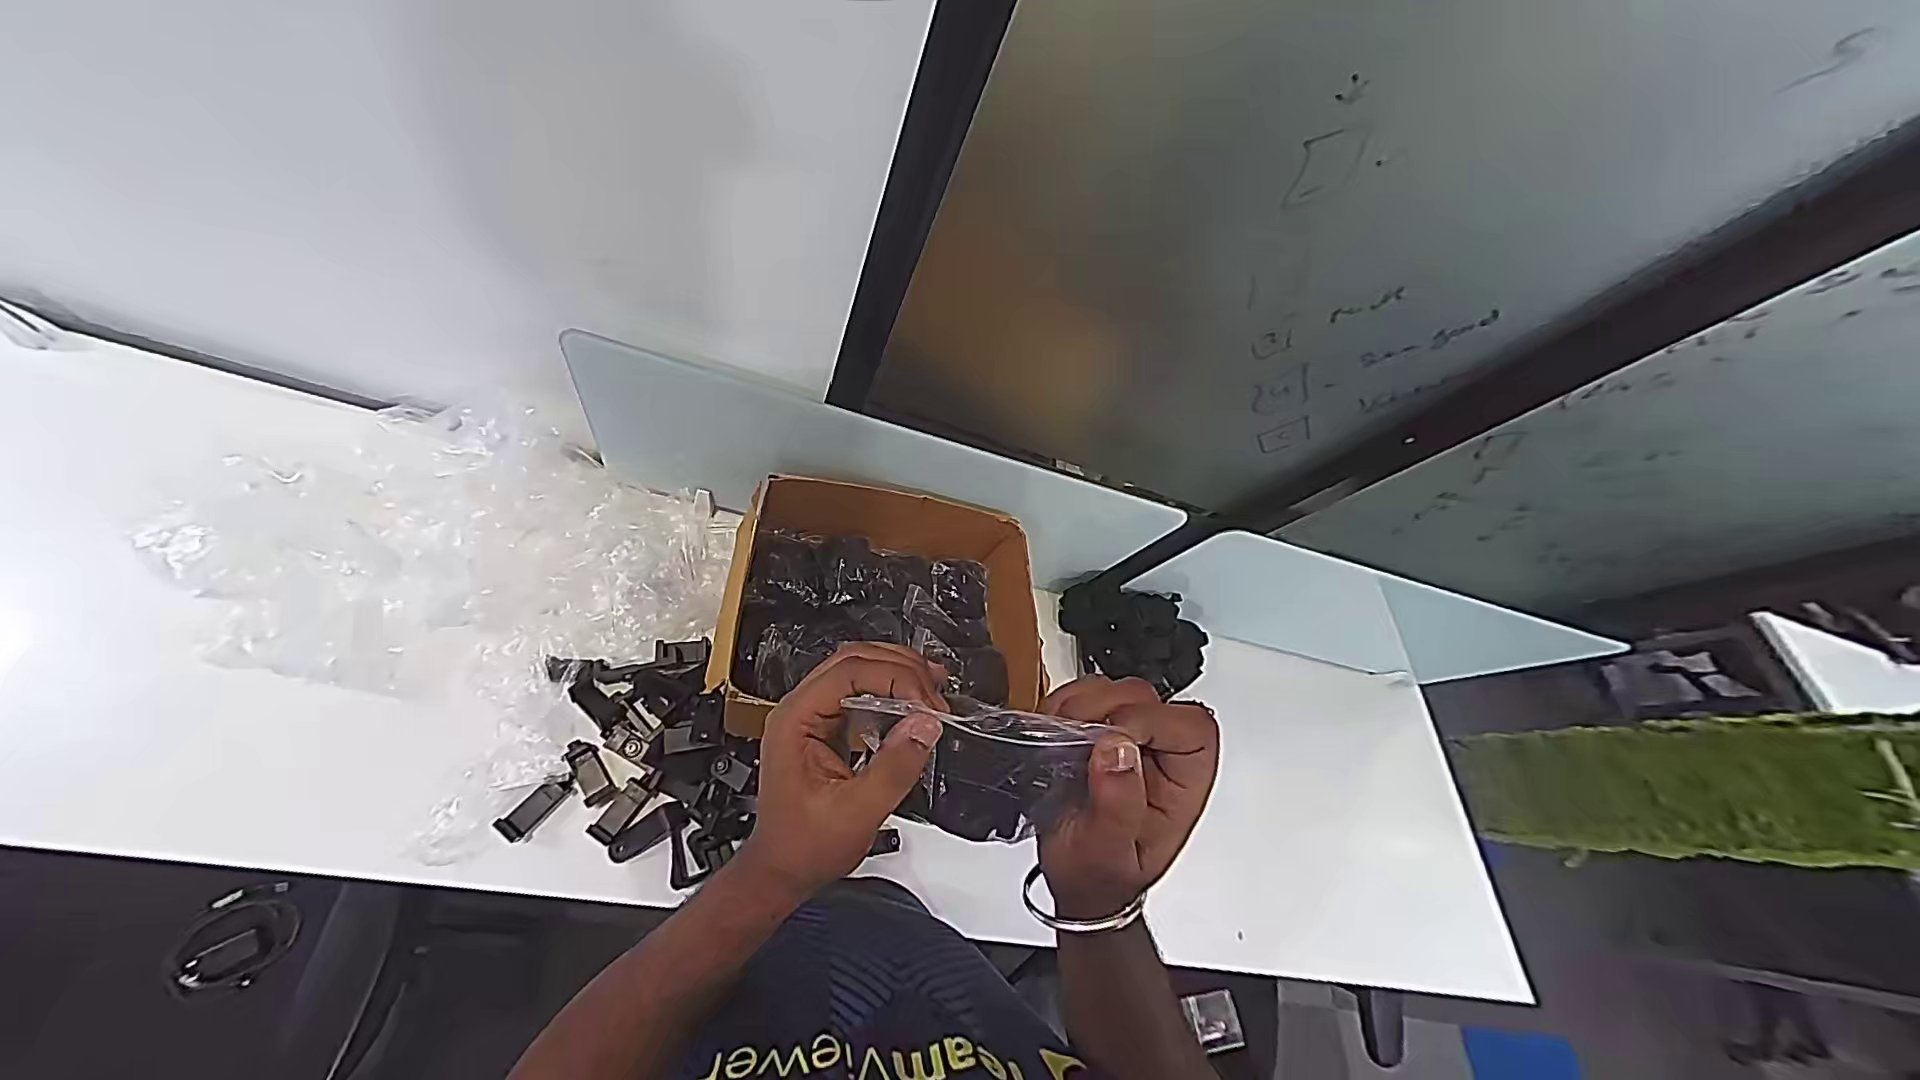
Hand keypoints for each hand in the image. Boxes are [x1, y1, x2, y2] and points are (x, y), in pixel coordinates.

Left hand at [734, 644, 946, 900]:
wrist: (784, 869)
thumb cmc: (803, 846)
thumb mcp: (856, 813)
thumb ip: (893, 767)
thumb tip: (925, 725)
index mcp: (795, 719)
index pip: (849, 672)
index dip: (894, 678)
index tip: (925, 703)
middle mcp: (802, 709)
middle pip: (855, 659)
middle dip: (902, 669)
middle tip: (935, 695)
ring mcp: (815, 714)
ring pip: (861, 668)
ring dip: (901, 673)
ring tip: (933, 690)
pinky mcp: (831, 724)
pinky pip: (864, 690)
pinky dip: (895, 689)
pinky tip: (917, 701)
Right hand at [1037, 677, 1219, 920]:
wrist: (1077, 877)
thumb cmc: (1100, 874)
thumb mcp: (1107, 852)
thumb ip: (1118, 805)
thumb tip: (1117, 750)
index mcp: (1183, 782)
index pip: (1190, 727)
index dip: (1151, 723)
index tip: (1111, 742)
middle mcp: (1163, 753)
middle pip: (1149, 699)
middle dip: (1105, 710)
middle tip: (1076, 738)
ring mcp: (1132, 736)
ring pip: (1117, 689)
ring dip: (1081, 705)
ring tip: (1061, 737)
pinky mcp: (1103, 726)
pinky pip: (1087, 693)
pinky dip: (1064, 703)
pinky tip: (1054, 731)